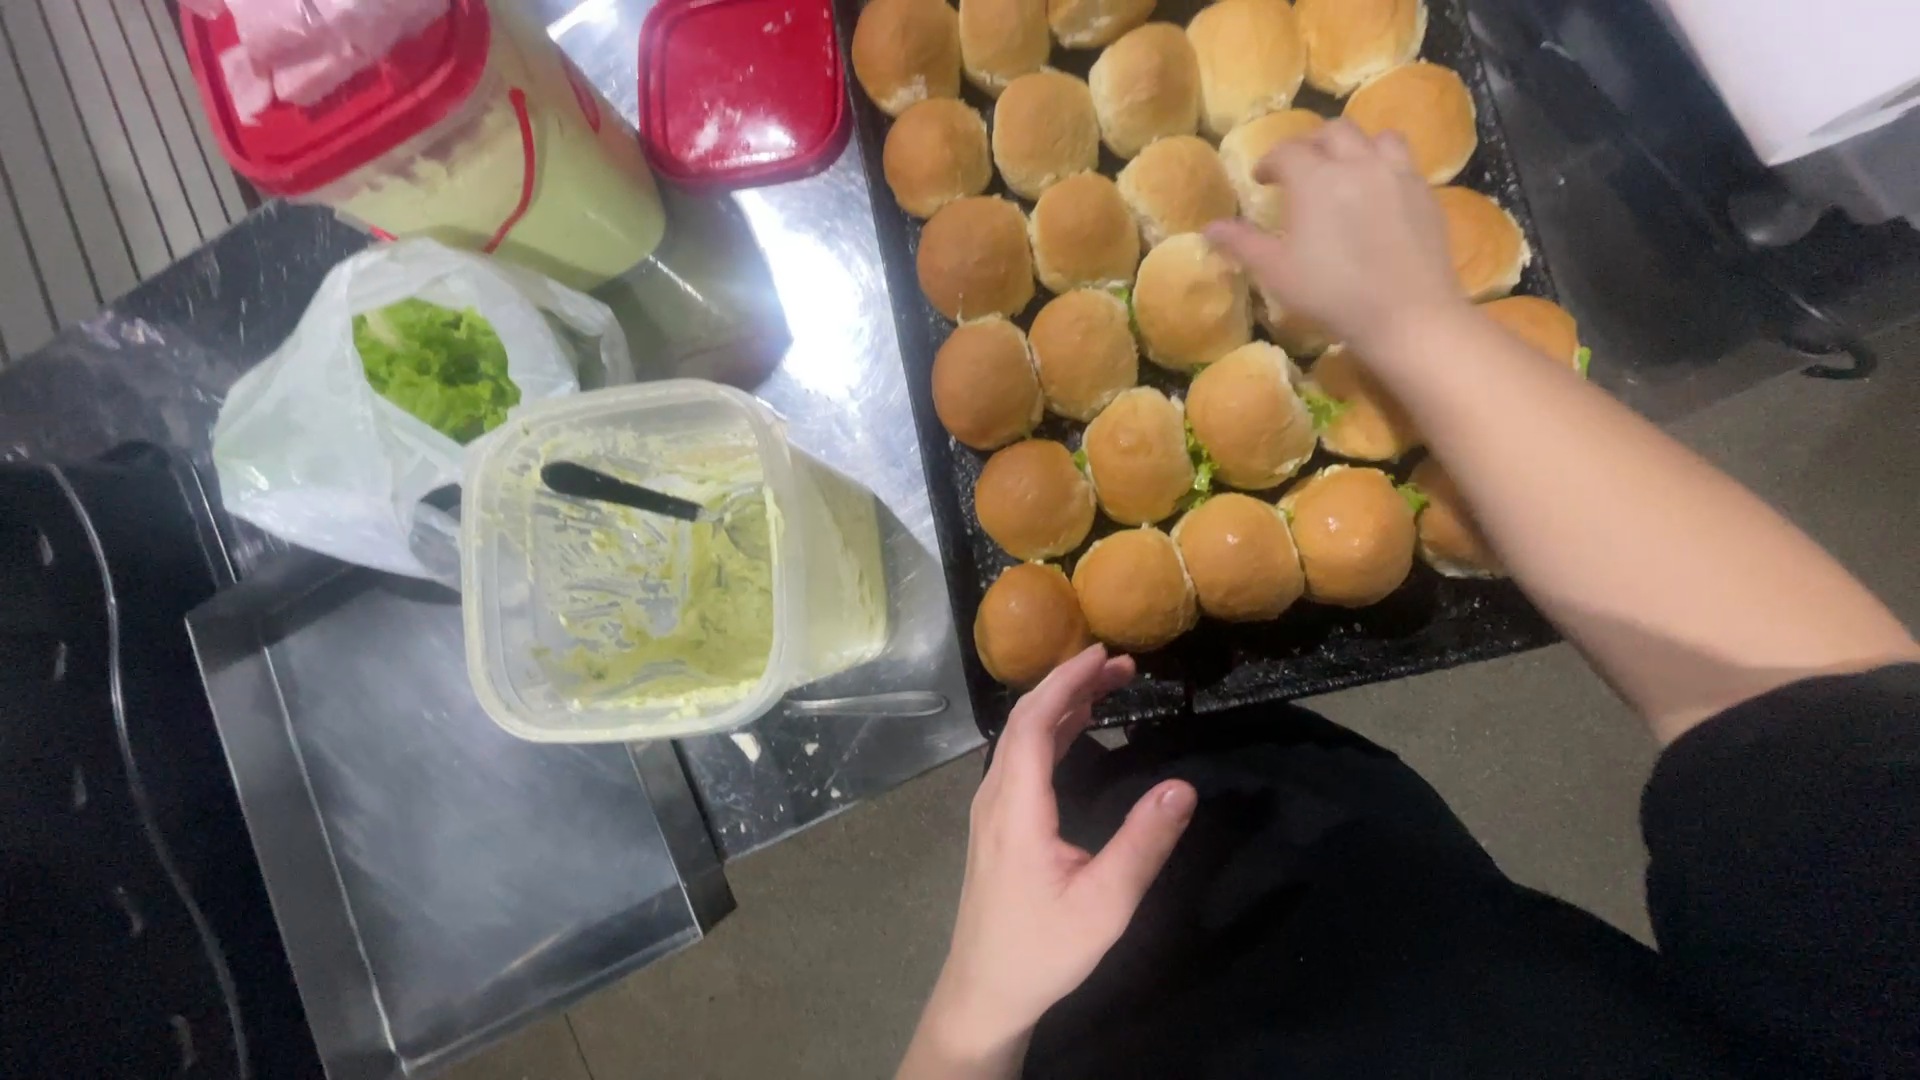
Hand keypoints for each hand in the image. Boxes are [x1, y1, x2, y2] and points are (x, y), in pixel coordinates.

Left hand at [899, 646, 1197, 1076]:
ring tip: (1108, 684)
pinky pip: (1021, 756)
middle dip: (1070, 682)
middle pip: (1026, 719)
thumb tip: (1182, 787)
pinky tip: (1078, 726)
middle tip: (1119, 664)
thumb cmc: (1044, 947)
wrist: (985, 988)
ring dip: (1061, 703)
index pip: (1034, 720)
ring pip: (1022, 736)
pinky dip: (1051, 730)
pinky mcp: (997, 818)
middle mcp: (995, 793)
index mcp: (1016, 804)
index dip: (1067, 680)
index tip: (1103, 653)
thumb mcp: (1105, 903)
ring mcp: (991, 805)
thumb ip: (1142, 844)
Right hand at [1206, 120, 1464, 354]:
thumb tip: (1209, 227)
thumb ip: (1242, 243)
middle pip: (1333, 132)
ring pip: (1375, 137)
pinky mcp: (1425, 191)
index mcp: (1315, 178)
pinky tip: (1376, 194)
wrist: (1404, 311)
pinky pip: (1402, 161)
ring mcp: (1397, 173)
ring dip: (1353, 146)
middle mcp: (1357, 162)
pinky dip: (1382, 166)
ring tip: (1344, 170)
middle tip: (1299, 170)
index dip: (1269, 161)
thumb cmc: (1329, 292)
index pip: (1287, 151)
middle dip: (1310, 145)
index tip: (1261, 179)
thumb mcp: (1274, 271)